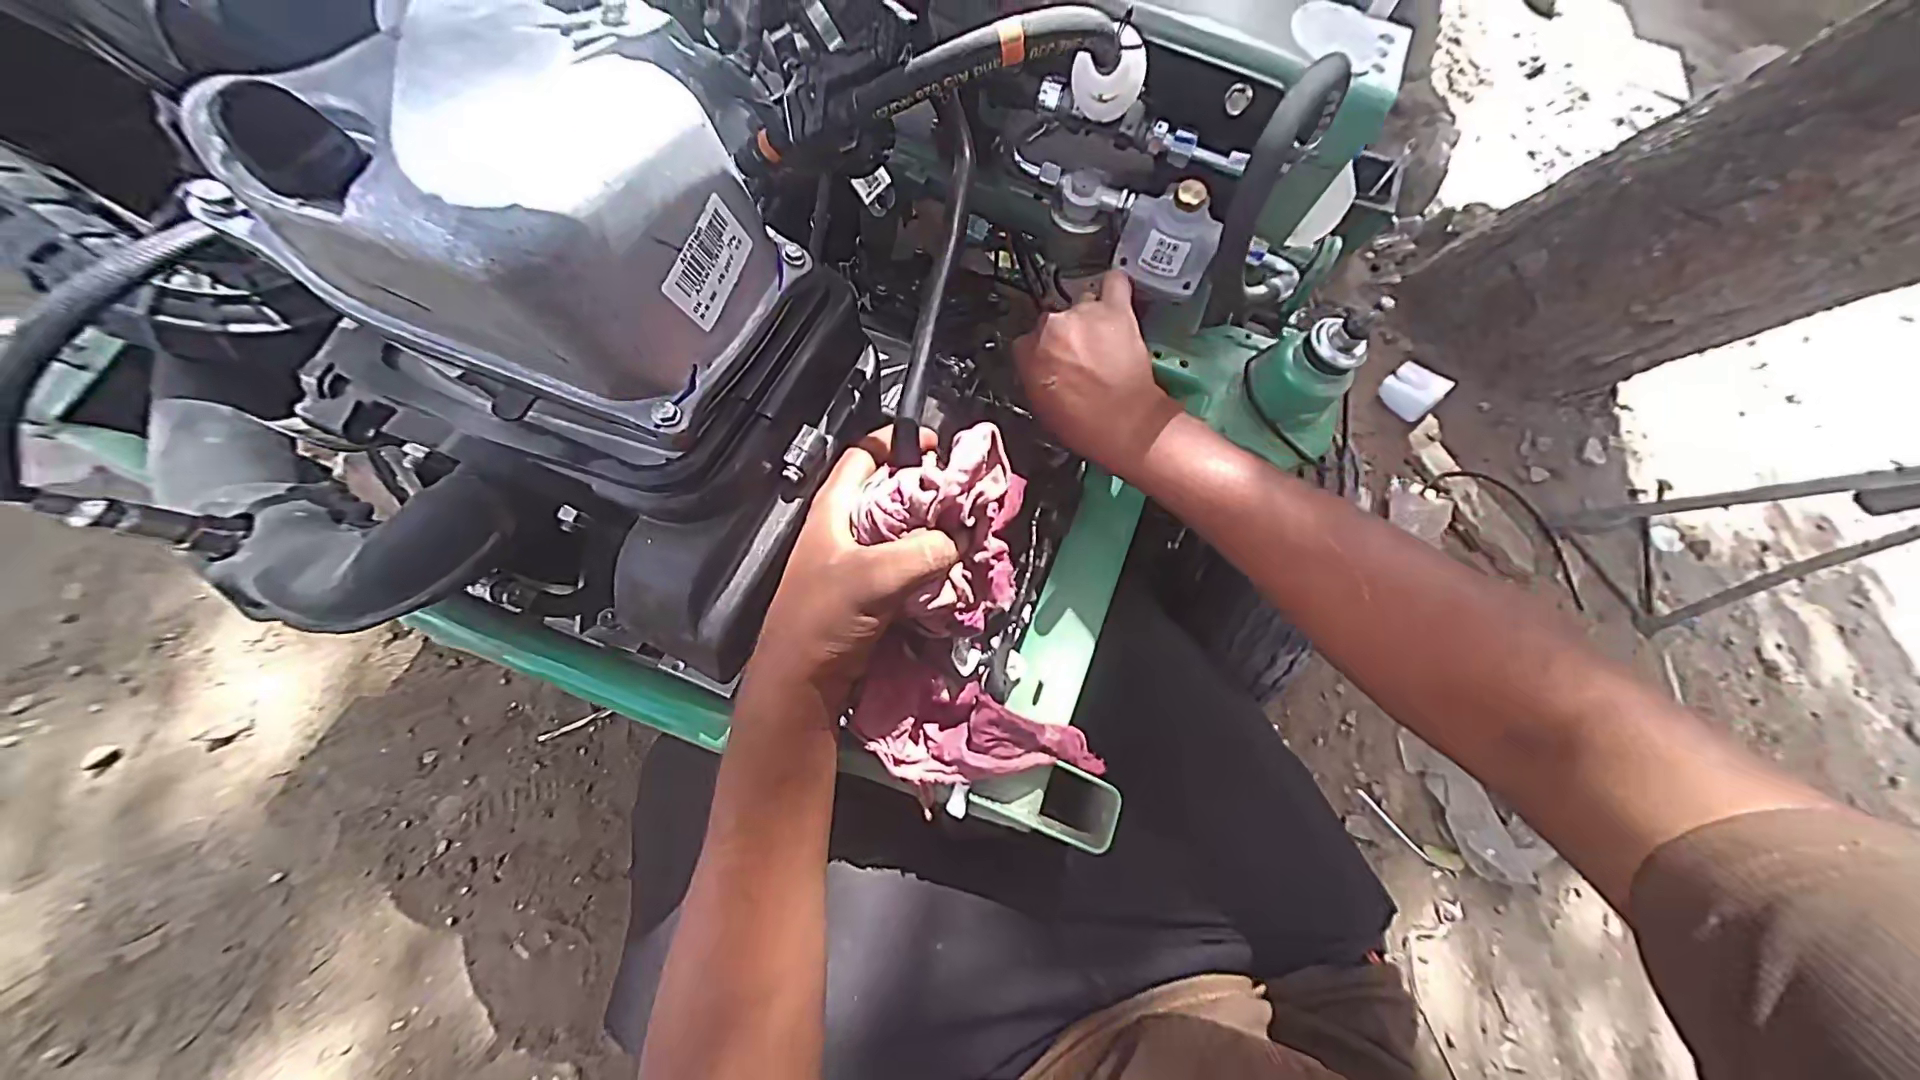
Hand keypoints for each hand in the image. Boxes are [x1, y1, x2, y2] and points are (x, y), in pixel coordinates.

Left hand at [745, 428, 960, 712]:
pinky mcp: (875, 591)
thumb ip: (923, 552)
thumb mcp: (872, 576)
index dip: (899, 441)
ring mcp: (862, 561)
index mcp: (835, 508)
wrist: (802, 684)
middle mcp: (848, 528)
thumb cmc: (819, 620)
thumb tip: (961, 539)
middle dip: (931, 493)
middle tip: (963, 499)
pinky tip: (953, 569)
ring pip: (908, 532)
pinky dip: (934, 564)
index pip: (865, 453)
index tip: (937, 447)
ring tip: (966, 533)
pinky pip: (912, 566)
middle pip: (896, 493)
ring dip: (936, 533)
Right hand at [1012, 269, 1182, 479]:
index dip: (1039, 351)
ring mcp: (1084, 314)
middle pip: (1051, 320)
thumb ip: (1033, 375)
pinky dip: (1113, 288)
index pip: (1025, 340)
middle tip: (1077, 356)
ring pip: (1079, 303)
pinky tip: (1113, 297)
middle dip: (1062, 336)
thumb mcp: (1040, 407)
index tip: (1050, 359)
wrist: (1125, 425)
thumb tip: (1037, 367)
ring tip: (1099, 339)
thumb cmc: (1085, 424)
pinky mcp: (1116, 310)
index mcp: (1028, 353)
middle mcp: (1052, 327)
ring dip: (1087, 318)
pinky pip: (1114, 283)